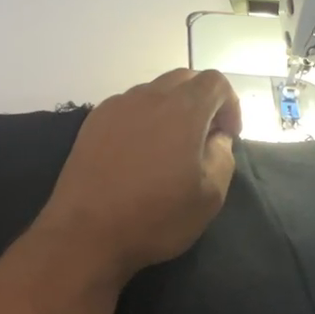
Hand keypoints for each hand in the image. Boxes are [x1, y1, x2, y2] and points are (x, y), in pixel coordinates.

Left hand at [35, 69, 240, 277]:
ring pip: (153, 92)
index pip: (215, 82)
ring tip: (168, 150)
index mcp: (182, 109)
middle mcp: (148, 97)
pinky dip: (142, 120)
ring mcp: (115, 107)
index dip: (229, 105)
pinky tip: (137, 155)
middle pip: (183, 80)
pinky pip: (127, 109)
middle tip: (202, 140)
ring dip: (170, 110)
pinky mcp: (92, 123)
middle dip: (201, 102)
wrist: (85, 233)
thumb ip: (223, 156)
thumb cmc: (155, 218)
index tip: (227, 137)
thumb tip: (216, 137)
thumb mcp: (210, 196)